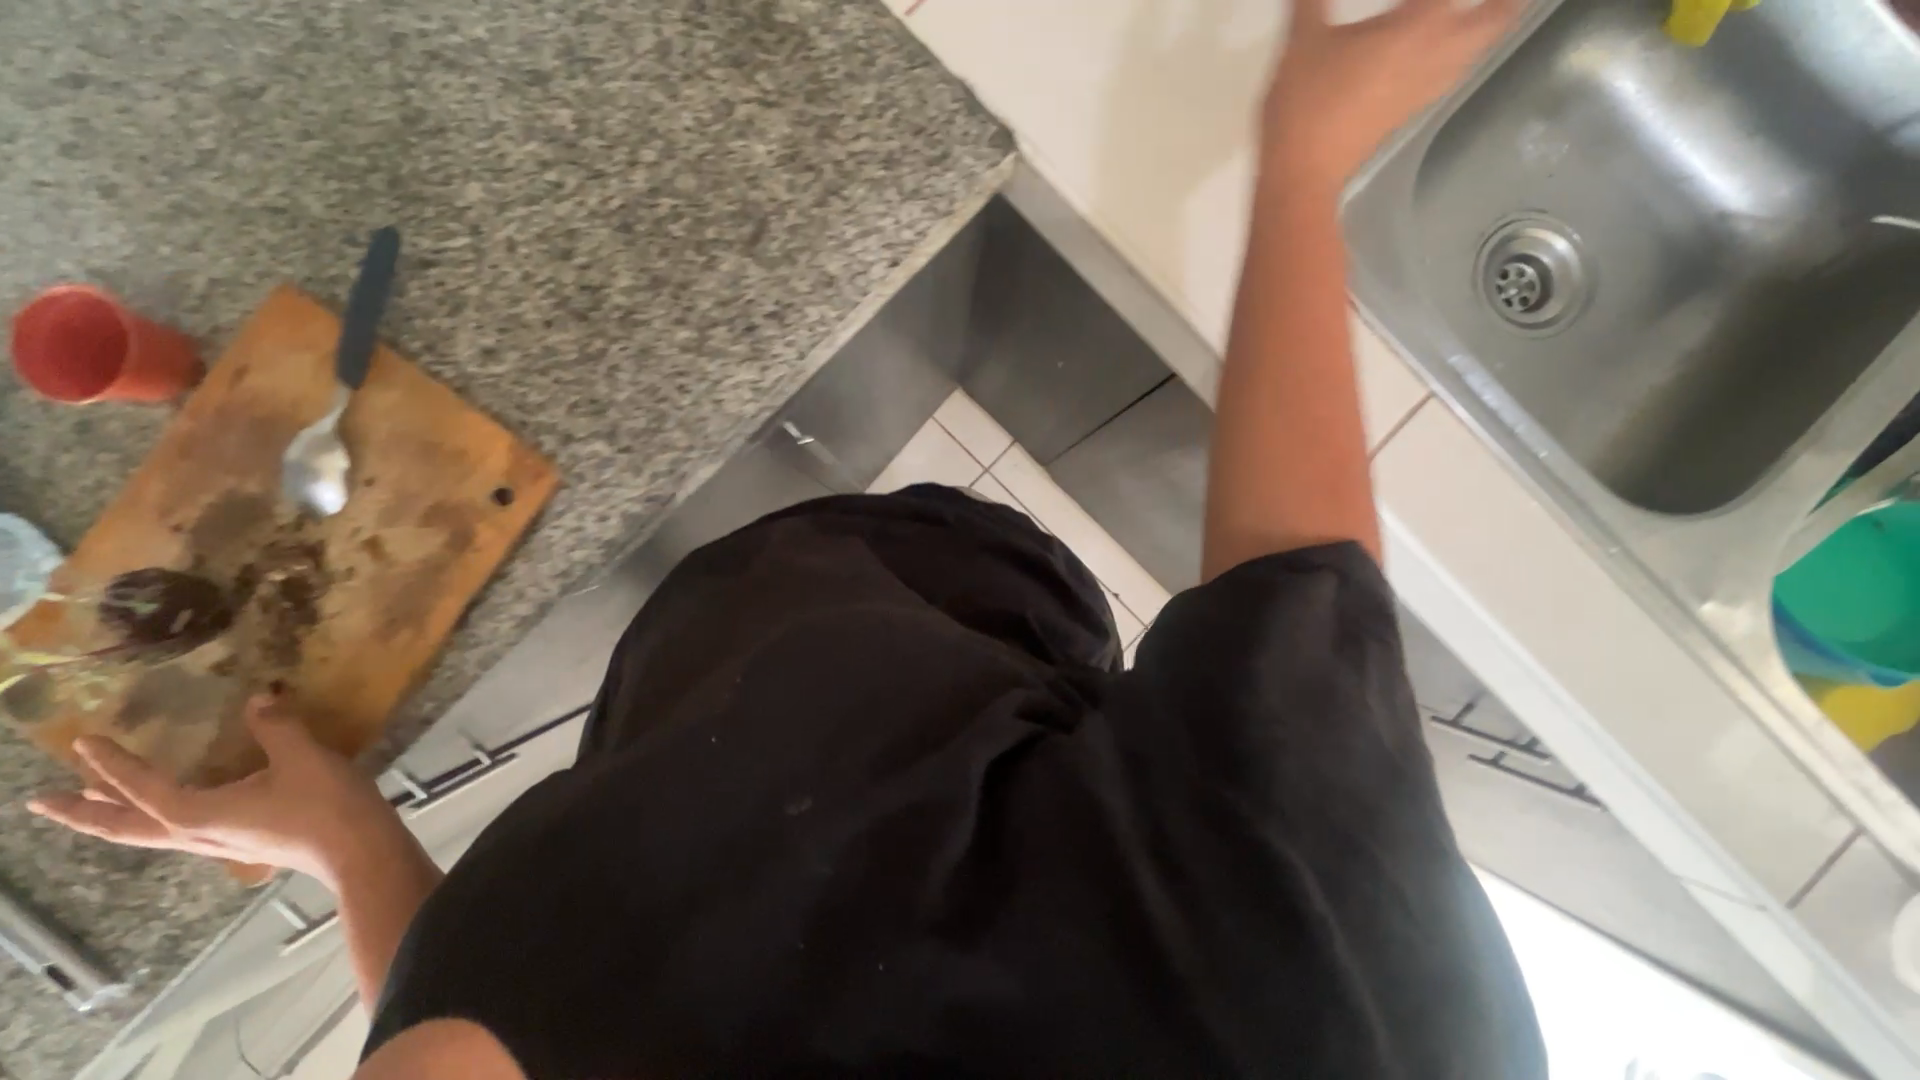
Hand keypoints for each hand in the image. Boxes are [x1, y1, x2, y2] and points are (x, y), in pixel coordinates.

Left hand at [27, 696, 402, 887]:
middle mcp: (194, 833)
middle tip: (42, 802)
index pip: (140, 786)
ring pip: (148, 832)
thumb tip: (259, 697)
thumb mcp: (303, 757)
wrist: (359, 849)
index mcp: (196, 813)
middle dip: (83, 812)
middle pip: (124, 826)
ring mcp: (217, 844)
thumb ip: (276, 726)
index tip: (82, 741)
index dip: (112, 762)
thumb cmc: (325, 804)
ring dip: (115, 817)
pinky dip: (153, 819)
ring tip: (95, 803)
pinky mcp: (241, 845)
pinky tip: (172, 811)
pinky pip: (176, 831)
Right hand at [1264, 0, 1523, 185]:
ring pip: (1481, 47)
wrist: (1302, 172)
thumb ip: (1310, 3)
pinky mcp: (1414, 108)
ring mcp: (1428, 84)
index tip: (1418, 4)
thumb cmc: (1304, 104)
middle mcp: (1436, 50)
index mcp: (1416, 24)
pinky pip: (1457, 70)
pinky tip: (1450, 48)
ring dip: (1493, 23)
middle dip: (1504, 3)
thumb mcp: (1302, 42)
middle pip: (1497, 16)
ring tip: (1493, 10)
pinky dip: (1464, 51)